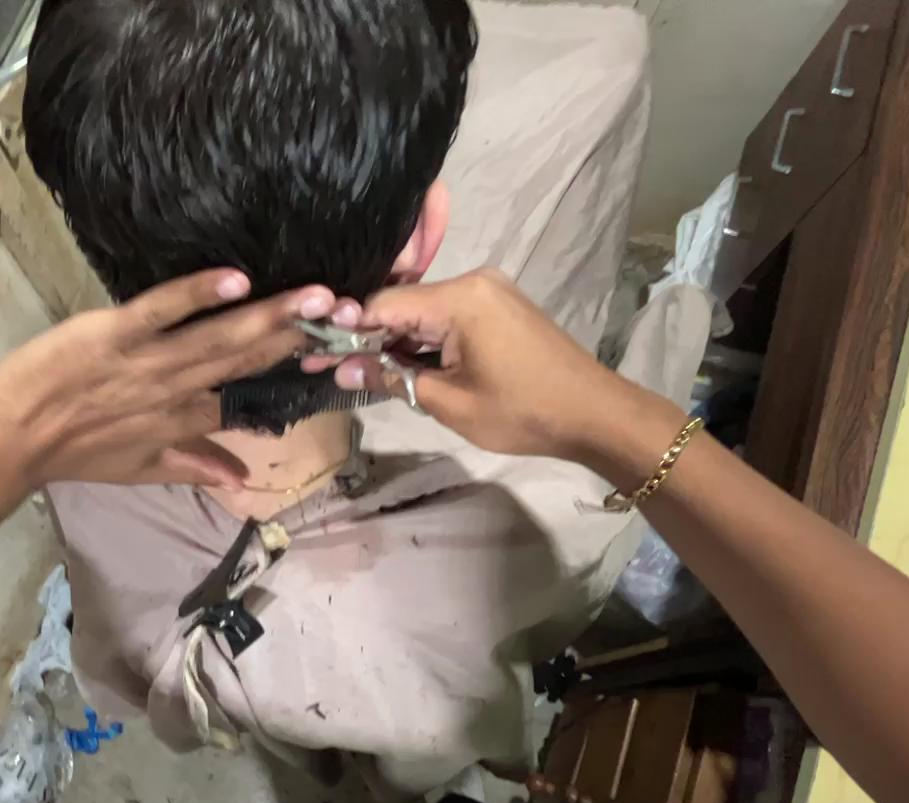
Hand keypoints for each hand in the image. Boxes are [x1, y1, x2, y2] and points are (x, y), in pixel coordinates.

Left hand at [0, 270, 338, 507]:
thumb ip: (195, 467)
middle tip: (343, 313)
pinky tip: (238, 281)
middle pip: (241, 362)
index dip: (285, 375)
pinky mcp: (113, 334)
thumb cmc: (75, 455)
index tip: (328, 354)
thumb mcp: (140, 471)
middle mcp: (174, 392)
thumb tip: (243, 479)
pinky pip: (162, 311)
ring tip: (313, 297)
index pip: (243, 395)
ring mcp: (146, 362)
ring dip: (267, 317)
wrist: (11, 440)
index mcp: (181, 422)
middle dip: (293, 337)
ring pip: (216, 339)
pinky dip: (198, 295)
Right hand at [314, 269, 674, 463]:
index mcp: (458, 299)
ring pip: (421, 313)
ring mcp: (487, 292)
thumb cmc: (520, 412)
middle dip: (367, 338)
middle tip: (333, 368)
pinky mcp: (496, 307)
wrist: (593, 414)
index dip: (346, 330)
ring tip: (364, 373)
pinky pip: (445, 318)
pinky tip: (404, 366)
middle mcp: (471, 282)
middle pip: (400, 304)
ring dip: (395, 343)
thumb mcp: (447, 402)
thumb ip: (392, 379)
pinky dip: (423, 341)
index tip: (316, 353)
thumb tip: (340, 369)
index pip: (382, 304)